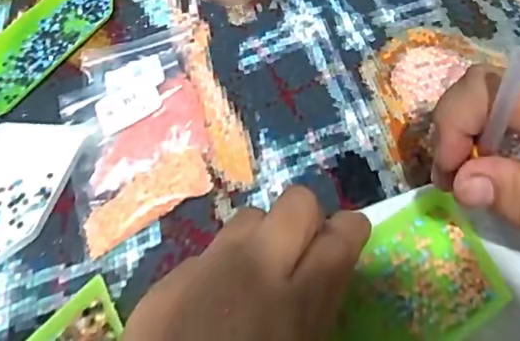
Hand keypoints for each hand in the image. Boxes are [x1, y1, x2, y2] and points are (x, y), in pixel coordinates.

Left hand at [124, 186, 368, 340]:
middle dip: (308, 221)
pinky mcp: (170, 278)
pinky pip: (208, 255)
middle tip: (304, 258)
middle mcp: (256, 268)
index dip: (350, 232)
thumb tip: (323, 288)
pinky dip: (218, 272)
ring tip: (256, 279)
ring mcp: (208, 265)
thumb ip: (315, 317)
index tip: (347, 243)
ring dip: (262, 240)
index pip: (341, 234)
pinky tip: (211, 308)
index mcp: (297, 302)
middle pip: (298, 202)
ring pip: (250, 218)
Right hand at [431, 51, 519, 260]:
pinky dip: (493, 121)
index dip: (451, 131)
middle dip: (454, 130)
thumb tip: (462, 183)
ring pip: (492, 85)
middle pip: (480, 84)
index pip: (481, 93)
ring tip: (474, 178)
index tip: (448, 183)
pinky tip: (504, 158)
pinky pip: (512, 89)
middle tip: (455, 186)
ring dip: (471, 127)